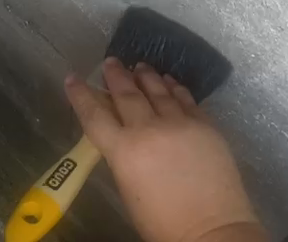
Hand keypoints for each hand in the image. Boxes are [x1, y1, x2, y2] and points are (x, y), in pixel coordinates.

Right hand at [64, 59, 267, 241]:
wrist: (215, 235)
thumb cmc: (164, 225)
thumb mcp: (129, 190)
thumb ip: (122, 156)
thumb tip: (121, 132)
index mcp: (124, 151)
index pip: (94, 114)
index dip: (81, 94)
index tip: (73, 77)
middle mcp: (148, 129)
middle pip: (126, 93)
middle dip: (115, 75)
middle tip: (111, 62)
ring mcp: (179, 123)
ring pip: (157, 89)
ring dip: (145, 75)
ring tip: (139, 66)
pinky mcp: (204, 124)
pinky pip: (185, 97)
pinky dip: (173, 87)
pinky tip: (169, 81)